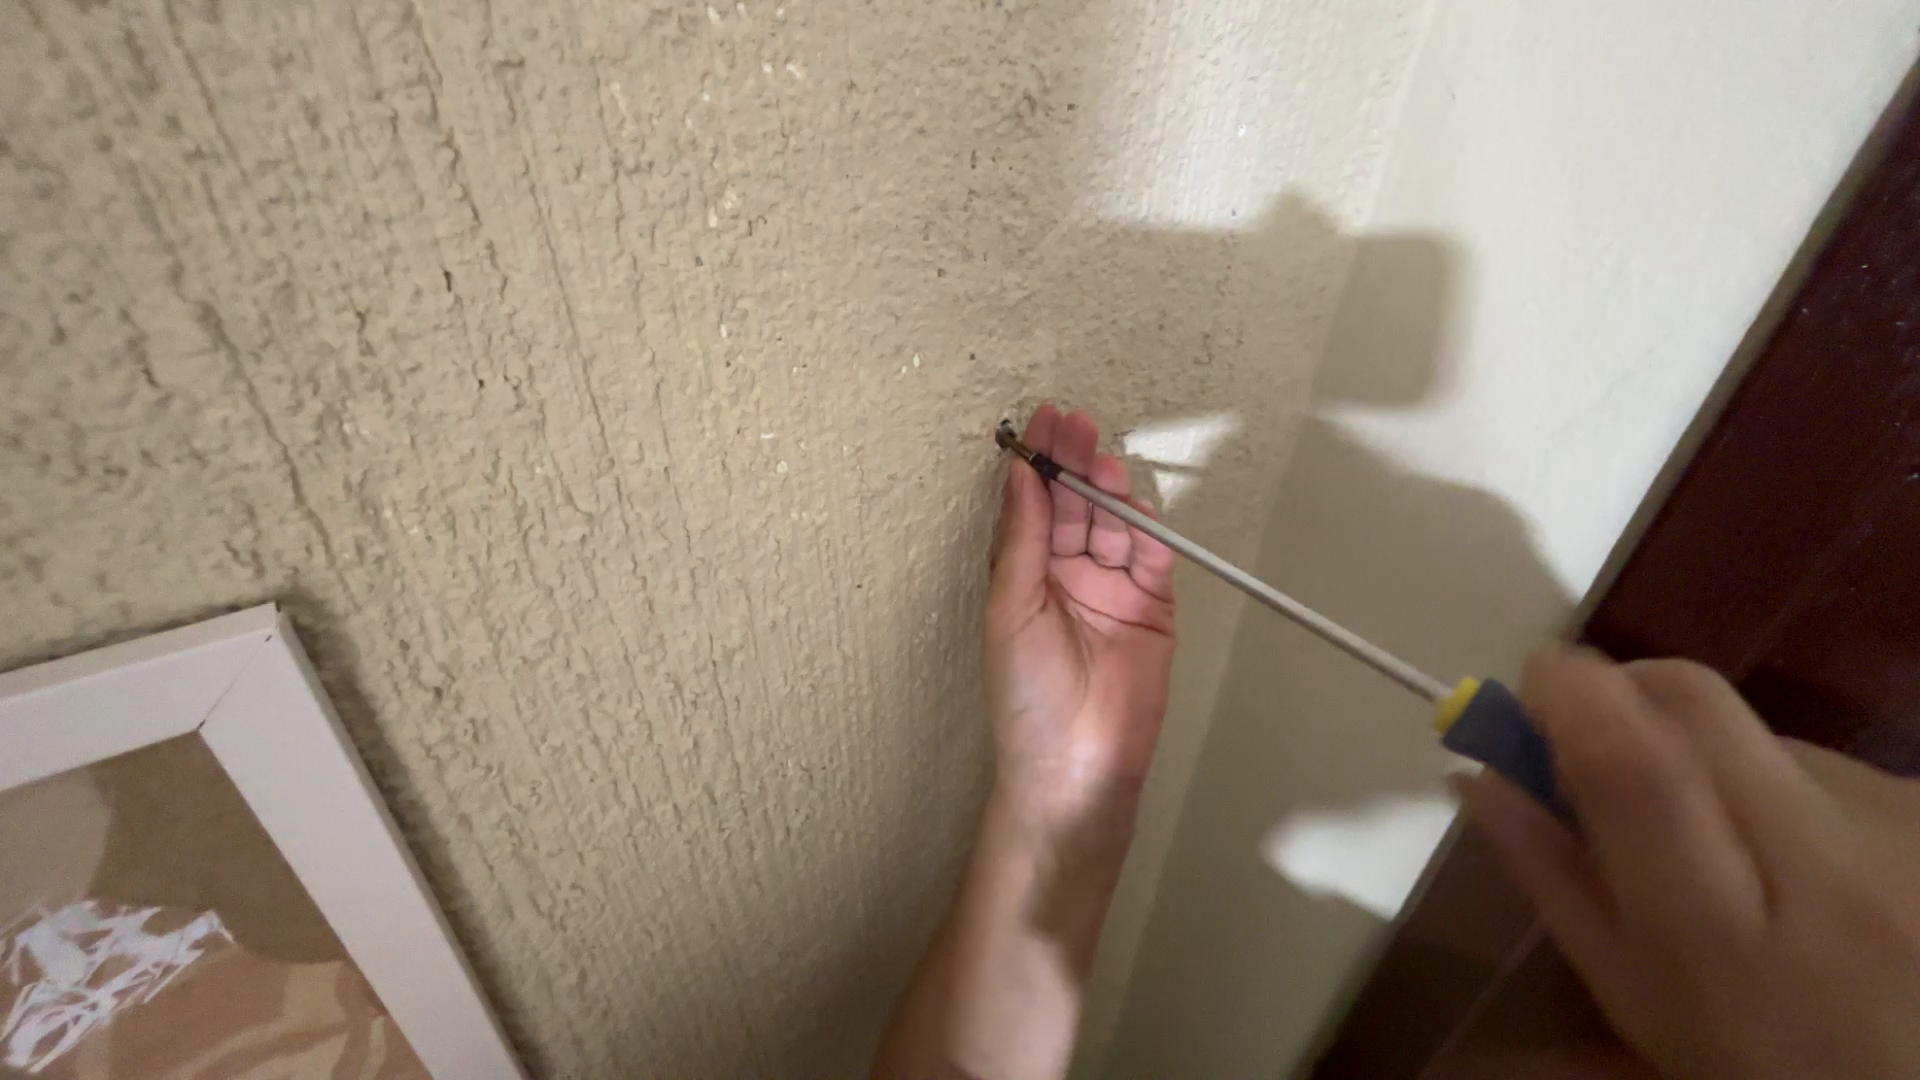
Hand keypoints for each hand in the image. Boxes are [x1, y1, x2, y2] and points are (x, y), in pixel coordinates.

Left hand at [984, 405, 1176, 837]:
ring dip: (1110, 493)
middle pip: (1074, 506)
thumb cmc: (1027, 696)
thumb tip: (1020, 478)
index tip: (1041, 424)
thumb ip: (1021, 541)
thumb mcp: (1011, 609)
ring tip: (1102, 466)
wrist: (1076, 764)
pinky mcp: (1151, 608)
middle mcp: (1067, 574)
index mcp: (1026, 574)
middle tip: (1075, 425)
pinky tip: (1136, 510)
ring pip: (1114, 525)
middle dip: (1074, 466)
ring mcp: (1111, 588)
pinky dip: (1149, 534)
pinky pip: (1153, 560)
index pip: (1034, 507)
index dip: (1038, 466)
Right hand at [1458, 647, 1919, 1079]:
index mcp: (1719, 928)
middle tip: (1588, 730)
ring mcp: (1906, 832)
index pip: (1635, 771)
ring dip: (1697, 748)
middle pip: (1692, 703)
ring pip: (1749, 727)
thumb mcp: (1629, 986)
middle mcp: (1827, 864)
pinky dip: (1770, 778)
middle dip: (1617, 688)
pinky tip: (1795, 851)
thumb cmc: (1759, 1058)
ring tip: (1712, 828)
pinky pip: (1818, 756)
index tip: (1530, 676)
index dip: (1569, 699)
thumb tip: (1472, 774)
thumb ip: (1547, 872)